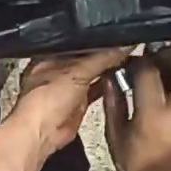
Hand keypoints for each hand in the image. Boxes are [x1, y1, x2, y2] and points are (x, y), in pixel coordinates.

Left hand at [9, 49, 131, 153]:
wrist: (42, 133)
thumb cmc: (44, 101)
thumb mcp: (76, 72)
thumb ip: (100, 59)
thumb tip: (120, 48)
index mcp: (50, 57)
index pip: (78, 43)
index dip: (96, 40)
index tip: (115, 37)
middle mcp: (59, 71)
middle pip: (86, 59)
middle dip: (103, 55)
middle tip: (124, 48)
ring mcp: (68, 88)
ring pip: (92, 74)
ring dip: (107, 70)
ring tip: (127, 60)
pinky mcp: (78, 104)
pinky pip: (96, 91)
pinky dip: (108, 86)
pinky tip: (121, 78)